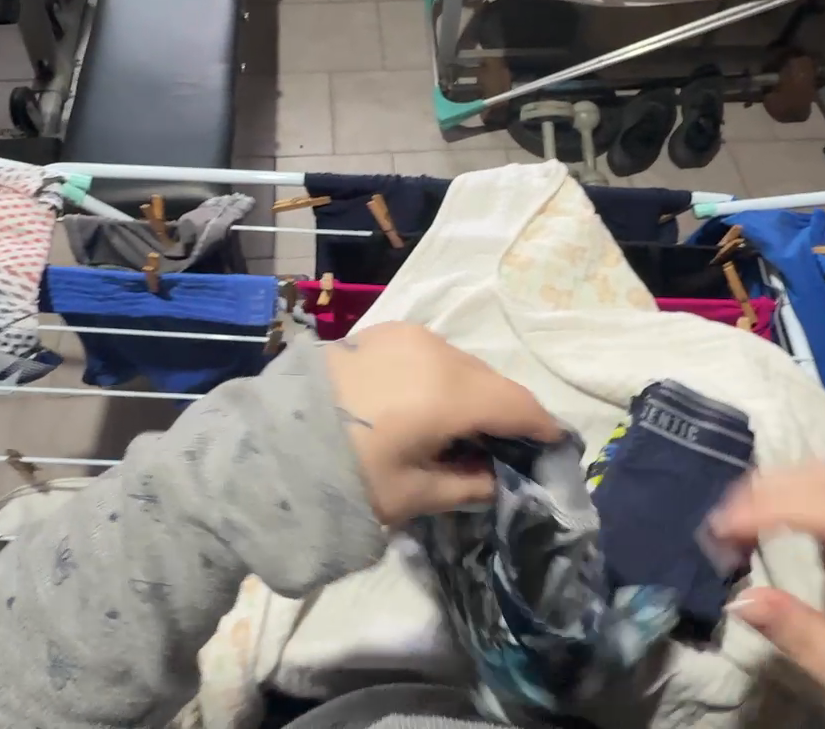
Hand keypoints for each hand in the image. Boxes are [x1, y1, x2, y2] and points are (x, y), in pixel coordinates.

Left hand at [325, 322, 561, 526]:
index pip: (517, 404)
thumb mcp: (414, 493)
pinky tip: (424, 404)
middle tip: (502, 446)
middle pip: (491, 381)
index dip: (541, 427)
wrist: (271, 442)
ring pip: (462, 363)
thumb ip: (468, 483)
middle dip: (504, 412)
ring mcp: (407, 335)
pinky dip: (441, 376)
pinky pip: (430, 353)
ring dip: (471, 392)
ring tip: (458, 427)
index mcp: (449, 391)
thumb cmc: (348, 476)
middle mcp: (436, 351)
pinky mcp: (382, 331)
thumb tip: (495, 476)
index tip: (553, 446)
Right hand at [708, 465, 824, 728]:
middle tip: (721, 522)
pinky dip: (781, 503)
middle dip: (770, 492)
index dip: (778, 509)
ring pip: (824, 486)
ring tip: (732, 519)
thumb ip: (798, 634)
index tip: (726, 528)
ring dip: (774, 492)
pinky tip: (755, 521)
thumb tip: (736, 599)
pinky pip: (819, 504)